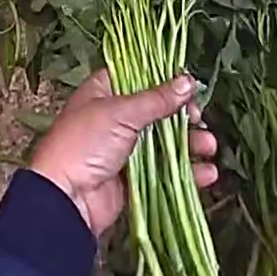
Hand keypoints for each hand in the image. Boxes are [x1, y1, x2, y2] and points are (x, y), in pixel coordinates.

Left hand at [29, 69, 217, 236]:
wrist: (66, 199)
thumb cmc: (86, 142)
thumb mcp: (122, 112)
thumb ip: (157, 99)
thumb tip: (187, 81)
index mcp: (104, 90)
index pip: (140, 76)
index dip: (165, 80)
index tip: (190, 87)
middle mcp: (114, 115)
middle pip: (156, 110)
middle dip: (182, 115)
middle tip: (200, 119)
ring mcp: (124, 147)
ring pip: (164, 141)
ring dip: (189, 143)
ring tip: (210, 146)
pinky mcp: (133, 177)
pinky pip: (164, 171)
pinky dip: (186, 171)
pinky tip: (207, 173)